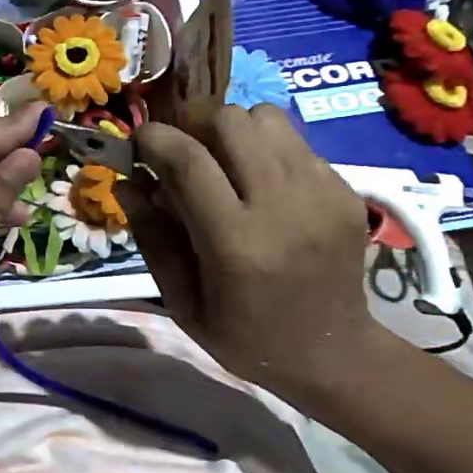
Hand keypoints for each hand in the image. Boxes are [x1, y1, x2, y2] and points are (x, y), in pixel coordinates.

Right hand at [116, 106, 382, 389]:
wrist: (333, 354)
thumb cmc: (246, 337)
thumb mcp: (183, 302)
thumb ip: (152, 238)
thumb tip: (127, 182)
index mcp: (237, 245)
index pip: (189, 160)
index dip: (154, 139)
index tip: (138, 143)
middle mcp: (284, 208)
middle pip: (231, 121)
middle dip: (195, 128)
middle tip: (184, 156)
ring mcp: (322, 194)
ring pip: (266, 117)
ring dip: (234, 133)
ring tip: (225, 167)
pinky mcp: (345, 190)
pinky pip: (295, 142)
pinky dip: (268, 151)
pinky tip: (263, 188)